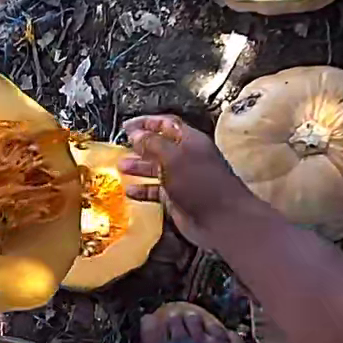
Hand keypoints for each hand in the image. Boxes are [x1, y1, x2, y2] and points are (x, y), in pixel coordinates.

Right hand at [119, 115, 262, 250]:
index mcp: (190, 141)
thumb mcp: (174, 157)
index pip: (166, 124)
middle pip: (159, 146)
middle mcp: (186, 157)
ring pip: (156, 169)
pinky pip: (156, 191)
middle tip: (121, 147)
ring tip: (121, 167)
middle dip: (140, 146)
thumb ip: (153, 144)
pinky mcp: (176, 199)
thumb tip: (136, 134)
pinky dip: (143, 190)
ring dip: (139, 167)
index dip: (147, 122)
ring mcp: (182, 179)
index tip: (126, 126)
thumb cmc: (201, 183)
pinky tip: (130, 191)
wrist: (221, 219)